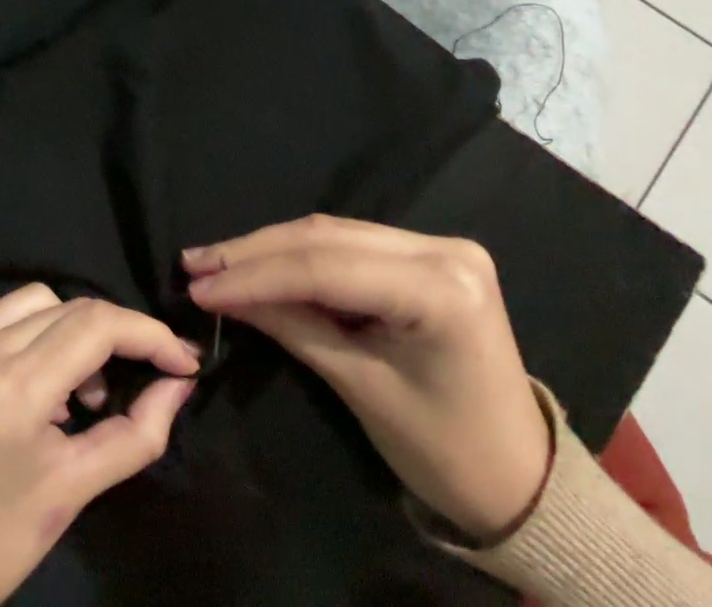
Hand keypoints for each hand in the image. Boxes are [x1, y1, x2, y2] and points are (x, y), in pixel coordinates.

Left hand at [0, 285, 200, 606]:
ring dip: (69, 330)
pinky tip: (31, 388)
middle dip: (114, 335)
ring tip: (76, 389)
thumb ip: (138, 431)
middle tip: (132, 381)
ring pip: (31, 302)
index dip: (148, 334)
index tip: (180, 361)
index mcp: (11, 389)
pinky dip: (27, 339)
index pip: (96, 324)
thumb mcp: (75, 489)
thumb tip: (179, 382)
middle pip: (68, 305)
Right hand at [184, 216, 549, 541]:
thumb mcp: (359, 386)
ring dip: (270, 249)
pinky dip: (301, 257)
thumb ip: (291, 326)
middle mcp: (446, 250)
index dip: (253, 275)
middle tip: (194, 264)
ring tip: (213, 262)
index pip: (325, 267)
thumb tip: (221, 293)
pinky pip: (352, 246)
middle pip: (327, 238)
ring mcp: (443, 248)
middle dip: (254, 252)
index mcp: (441, 288)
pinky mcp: (432, 257)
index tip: (197, 286)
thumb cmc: (442, 448)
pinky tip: (260, 263)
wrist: (518, 477)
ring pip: (335, 235)